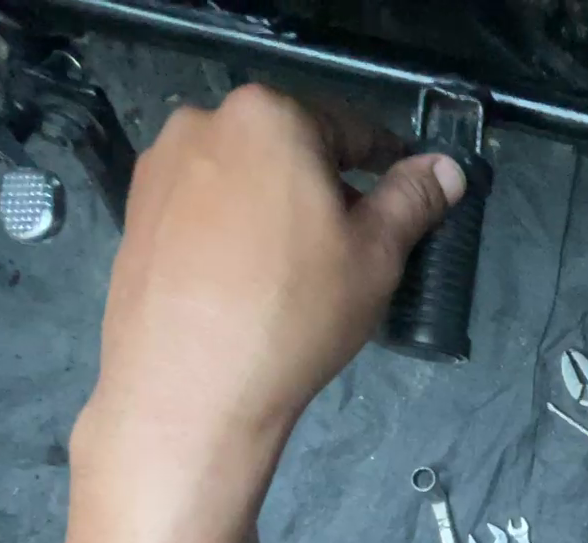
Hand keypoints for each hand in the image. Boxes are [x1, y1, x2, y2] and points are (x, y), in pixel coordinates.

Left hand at [79, 84, 464, 466]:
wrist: (194, 379)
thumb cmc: (301, 308)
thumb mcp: (378, 254)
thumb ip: (414, 200)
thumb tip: (447, 168)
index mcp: (272, 117)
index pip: (352, 129)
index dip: (389, 166)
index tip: (407, 202)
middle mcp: (206, 121)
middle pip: (294, 150)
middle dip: (331, 191)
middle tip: (356, 250)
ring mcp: (163, 165)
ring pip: (250, 178)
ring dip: (286, 210)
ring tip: (304, 273)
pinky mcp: (140, 211)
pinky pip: (211, 207)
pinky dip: (242, 230)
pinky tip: (256, 282)